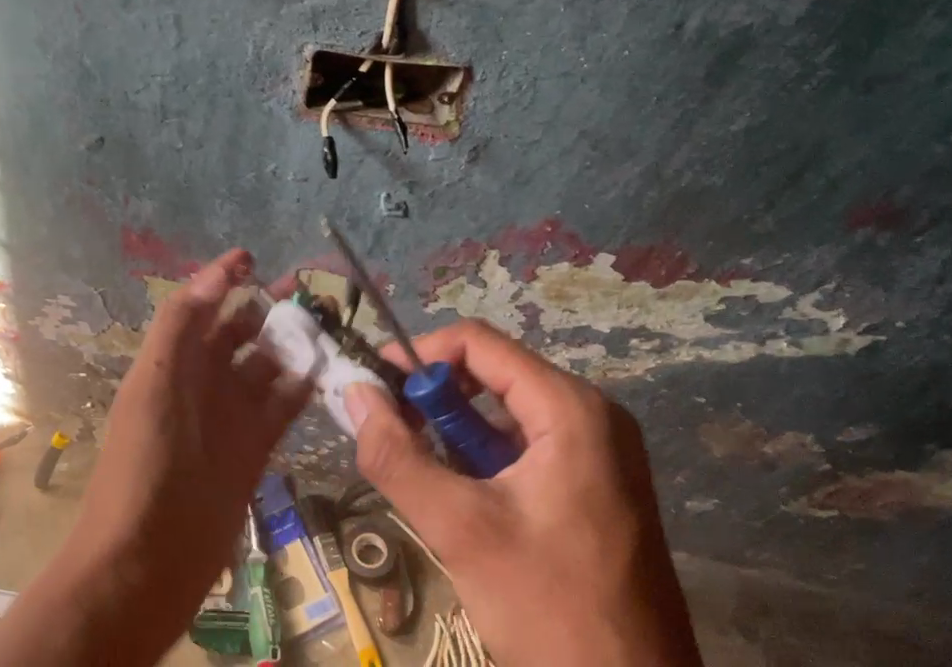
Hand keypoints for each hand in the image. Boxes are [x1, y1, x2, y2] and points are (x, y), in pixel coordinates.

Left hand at [0, 249, 309, 666]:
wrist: (145, 559)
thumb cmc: (142, 463)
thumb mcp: (154, 382)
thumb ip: (183, 323)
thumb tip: (219, 271)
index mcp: (171, 362)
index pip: (200, 306)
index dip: (223, 279)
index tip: (254, 256)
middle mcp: (200, 383)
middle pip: (237, 333)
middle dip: (267, 308)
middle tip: (310, 292)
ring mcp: (228, 417)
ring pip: (265, 367)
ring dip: (291, 346)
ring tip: (328, 324)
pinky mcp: (253, 450)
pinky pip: (281, 407)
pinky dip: (301, 386)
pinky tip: (326, 369)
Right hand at [345, 320, 701, 666]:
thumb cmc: (551, 608)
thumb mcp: (460, 530)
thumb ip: (397, 457)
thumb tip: (353, 394)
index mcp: (570, 408)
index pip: (477, 343)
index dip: (417, 355)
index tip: (373, 388)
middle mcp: (590, 414)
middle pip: (491, 375)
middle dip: (432, 399)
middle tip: (388, 436)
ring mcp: (598, 452)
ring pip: (504, 414)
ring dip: (453, 434)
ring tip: (420, 477)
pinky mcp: (595, 485)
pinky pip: (525, 446)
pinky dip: (482, 460)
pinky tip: (461, 502)